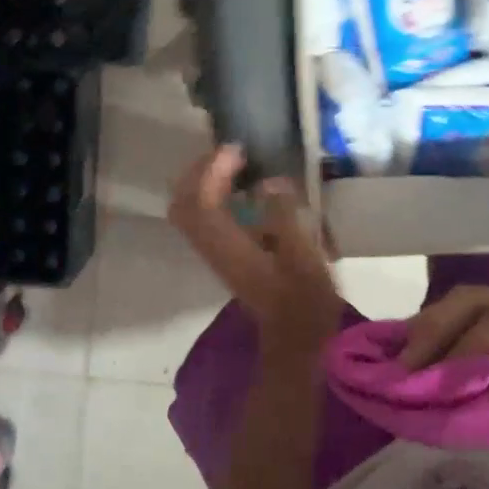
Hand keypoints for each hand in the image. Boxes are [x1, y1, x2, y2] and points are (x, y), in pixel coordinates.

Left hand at [169, 144, 344, 362]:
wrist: (295, 338)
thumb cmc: (305, 298)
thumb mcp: (305, 256)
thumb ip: (284, 216)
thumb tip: (269, 183)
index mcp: (229, 247)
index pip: (203, 200)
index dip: (214, 169)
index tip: (239, 150)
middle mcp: (212, 248)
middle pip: (182, 202)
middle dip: (199, 170)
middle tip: (228, 152)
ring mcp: (213, 254)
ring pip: (186, 210)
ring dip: (201, 182)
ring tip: (231, 164)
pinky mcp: (222, 257)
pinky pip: (199, 218)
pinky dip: (208, 196)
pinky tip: (237, 190)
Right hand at [399, 286, 488, 451]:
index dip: (466, 351)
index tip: (438, 387)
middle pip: (471, 302)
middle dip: (433, 332)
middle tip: (400, 370)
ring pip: (462, 308)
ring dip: (430, 334)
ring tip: (402, 368)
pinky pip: (467, 325)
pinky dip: (440, 341)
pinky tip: (420, 363)